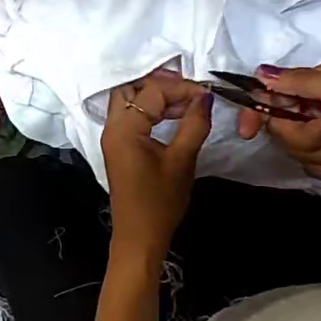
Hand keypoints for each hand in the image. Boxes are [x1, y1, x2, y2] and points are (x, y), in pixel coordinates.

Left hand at [102, 70, 213, 255]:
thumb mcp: (182, 161)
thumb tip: (205, 97)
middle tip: (191, 90)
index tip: (208, 93)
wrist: (139, 236)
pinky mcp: (118, 146)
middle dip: (161, 83)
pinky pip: (130, 115)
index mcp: (124, 129)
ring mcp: (112, 136)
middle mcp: (112, 127)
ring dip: (156, 96)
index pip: (152, 91)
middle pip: (130, 88)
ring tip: (188, 102)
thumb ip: (194, 124)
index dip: (182, 88)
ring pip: (128, 100)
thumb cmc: (160, 202)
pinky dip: (150, 109)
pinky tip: (174, 115)